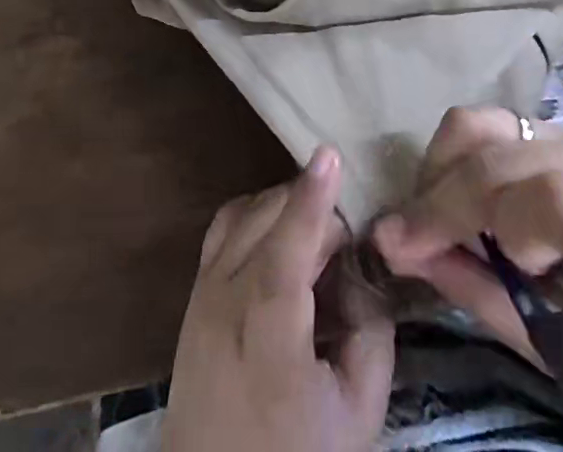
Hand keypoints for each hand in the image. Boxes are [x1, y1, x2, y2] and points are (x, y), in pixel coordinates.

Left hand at [162, 147, 394, 451]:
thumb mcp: (359, 408)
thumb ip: (371, 329)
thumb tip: (362, 271)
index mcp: (268, 334)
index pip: (288, 249)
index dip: (311, 199)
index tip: (330, 155)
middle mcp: (224, 301)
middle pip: (264, 219)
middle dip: (310, 207)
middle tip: (345, 245)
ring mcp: (201, 295)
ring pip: (239, 215)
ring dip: (280, 206)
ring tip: (314, 235)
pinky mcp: (192, 297)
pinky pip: (222, 231)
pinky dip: (254, 216)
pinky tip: (278, 239)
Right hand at [372, 106, 562, 402]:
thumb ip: (480, 294)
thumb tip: (393, 244)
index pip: (562, 196)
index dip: (503, 224)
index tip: (474, 264)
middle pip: (507, 151)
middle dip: (442, 199)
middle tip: (406, 243)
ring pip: (488, 122)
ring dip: (441, 168)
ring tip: (432, 217)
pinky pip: (492, 124)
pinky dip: (455, 159)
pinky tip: (456, 199)